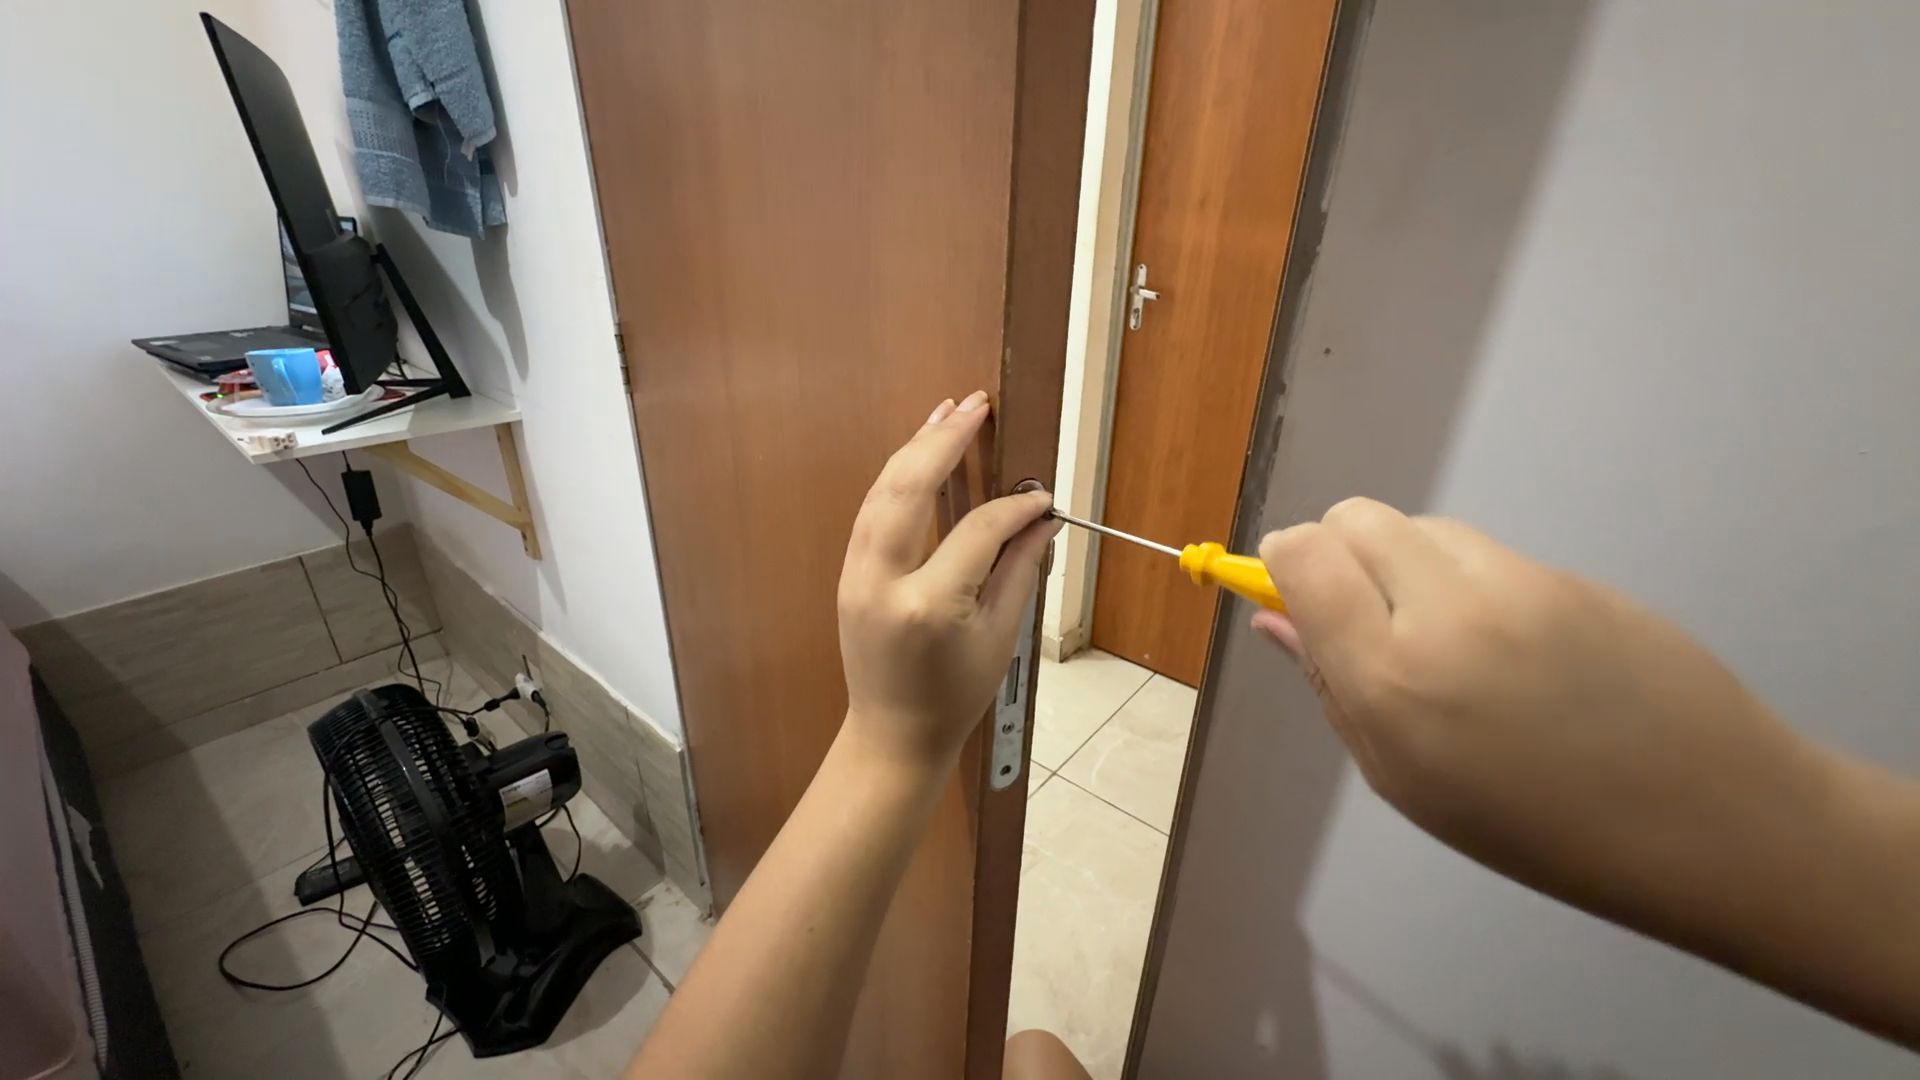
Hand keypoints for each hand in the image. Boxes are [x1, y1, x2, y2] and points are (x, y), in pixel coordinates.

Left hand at [837, 392, 1060, 770]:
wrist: (892, 734)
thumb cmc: (955, 695)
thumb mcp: (1000, 636)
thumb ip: (1020, 569)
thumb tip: (1040, 518)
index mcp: (928, 605)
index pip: (977, 532)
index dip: (1014, 509)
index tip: (1041, 497)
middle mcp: (881, 582)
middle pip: (909, 489)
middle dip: (944, 440)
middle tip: (976, 405)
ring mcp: (854, 575)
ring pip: (881, 491)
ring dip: (914, 448)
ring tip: (946, 412)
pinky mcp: (847, 573)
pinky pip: (871, 510)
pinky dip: (895, 477)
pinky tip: (917, 454)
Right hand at [1250, 498, 1822, 902]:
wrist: (1715, 824)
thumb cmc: (1526, 823)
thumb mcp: (1399, 774)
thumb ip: (1328, 683)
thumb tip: (1271, 617)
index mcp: (1391, 675)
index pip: (1305, 554)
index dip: (1281, 558)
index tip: (1288, 587)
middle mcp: (1447, 610)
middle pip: (1354, 517)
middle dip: (1336, 549)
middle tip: (1362, 610)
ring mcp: (1519, 583)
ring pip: (1418, 526)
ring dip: (1400, 561)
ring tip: (1439, 630)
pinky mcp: (1570, 574)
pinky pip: (1481, 551)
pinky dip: (1460, 577)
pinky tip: (1504, 638)